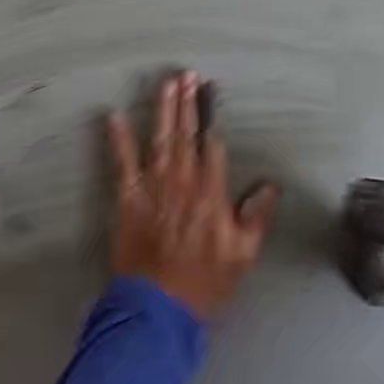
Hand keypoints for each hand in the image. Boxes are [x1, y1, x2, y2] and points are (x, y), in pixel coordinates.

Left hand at [105, 71, 280, 319]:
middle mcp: (182, 182)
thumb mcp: (242, 254)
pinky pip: (122, 163)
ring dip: (162, 109)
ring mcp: (153, 188)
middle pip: (186, 134)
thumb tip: (270, 186)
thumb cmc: (204, 283)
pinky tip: (113, 115)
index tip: (209, 92)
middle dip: (187, 102)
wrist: (158, 309)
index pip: (212, 145)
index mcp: (210, 194)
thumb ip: (256, 216)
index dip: (210, 116)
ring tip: (165, 83)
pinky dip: (118, 138)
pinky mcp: (128, 199)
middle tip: (187, 74)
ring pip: (160, 140)